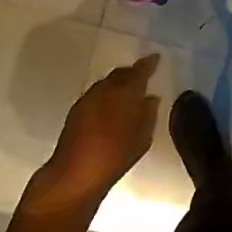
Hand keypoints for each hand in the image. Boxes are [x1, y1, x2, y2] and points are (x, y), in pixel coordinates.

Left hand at [32, 55, 162, 207]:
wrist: (76, 173)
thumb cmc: (115, 156)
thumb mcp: (142, 138)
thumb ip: (148, 114)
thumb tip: (150, 99)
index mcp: (124, 92)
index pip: (139, 70)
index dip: (149, 63)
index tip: (155, 58)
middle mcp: (104, 88)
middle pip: (120, 73)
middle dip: (132, 73)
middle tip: (143, 77)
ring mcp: (87, 98)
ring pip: (106, 83)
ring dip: (117, 84)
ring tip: (129, 93)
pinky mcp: (76, 110)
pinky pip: (96, 94)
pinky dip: (106, 95)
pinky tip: (111, 108)